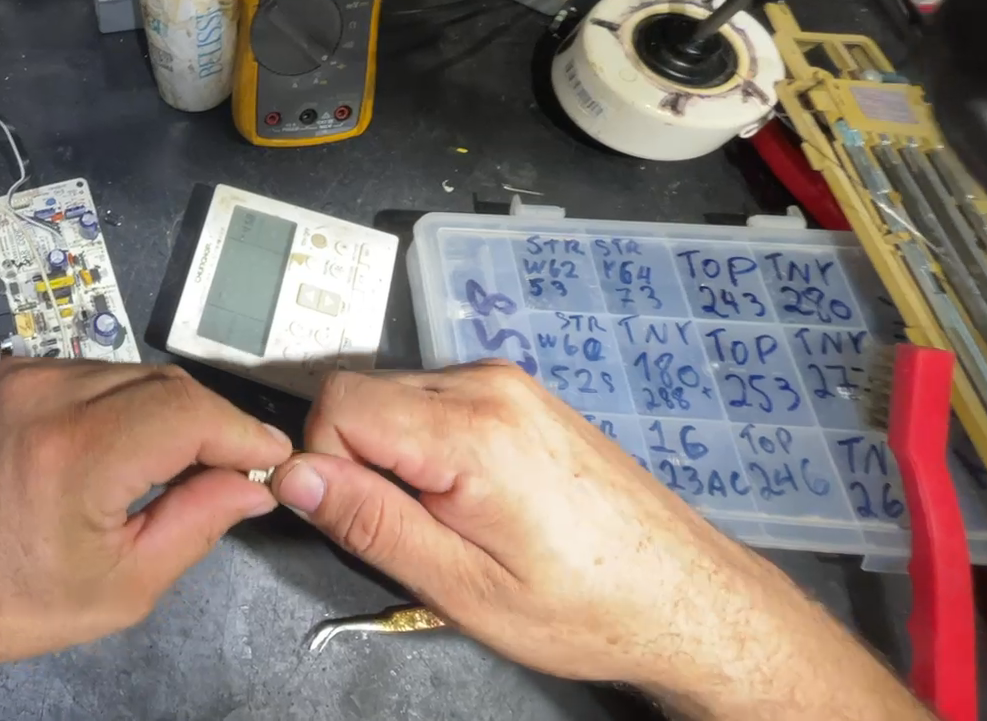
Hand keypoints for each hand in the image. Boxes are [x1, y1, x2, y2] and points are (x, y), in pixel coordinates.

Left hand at [0, 359, 291, 669]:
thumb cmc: (11, 596)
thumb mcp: (120, 586)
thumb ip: (195, 524)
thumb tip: (251, 486)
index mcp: (74, 454)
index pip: (186, 410)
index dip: (240, 431)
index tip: (270, 457)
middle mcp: (49, 395)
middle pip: (165, 382)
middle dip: (213, 421)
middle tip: (233, 469)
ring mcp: (28, 375)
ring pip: (134, 372)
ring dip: (171, 410)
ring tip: (178, 463)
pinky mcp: (17, 372)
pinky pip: (97, 372)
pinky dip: (130, 401)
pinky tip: (128, 443)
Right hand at [272, 364, 924, 715]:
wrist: (696, 600)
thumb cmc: (580, 609)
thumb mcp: (461, 587)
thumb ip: (368, 522)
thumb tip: (290, 474)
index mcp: (470, 430)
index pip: (337, 403)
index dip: (327, 460)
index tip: (369, 515)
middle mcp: (482, 382)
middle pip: (359, 392)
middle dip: (356, 456)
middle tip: (410, 522)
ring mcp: (501, 377)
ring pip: (388, 392)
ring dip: (388, 447)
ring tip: (443, 507)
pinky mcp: (511, 385)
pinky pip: (425, 394)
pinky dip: (418, 435)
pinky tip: (464, 483)